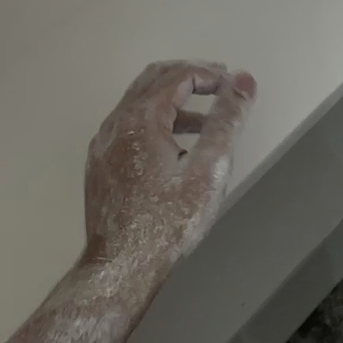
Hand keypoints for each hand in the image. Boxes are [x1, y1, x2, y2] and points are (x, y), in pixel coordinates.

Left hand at [83, 61, 256, 275]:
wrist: (120, 268)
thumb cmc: (169, 221)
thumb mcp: (209, 170)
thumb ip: (226, 120)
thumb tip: (243, 80)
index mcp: (141, 118)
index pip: (178, 75)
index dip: (210, 73)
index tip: (234, 85)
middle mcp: (115, 122)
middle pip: (153, 79)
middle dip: (189, 77)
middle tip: (220, 85)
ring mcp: (102, 143)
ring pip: (139, 102)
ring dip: (173, 100)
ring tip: (206, 120)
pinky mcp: (99, 163)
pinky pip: (129, 125)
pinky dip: (156, 120)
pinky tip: (177, 149)